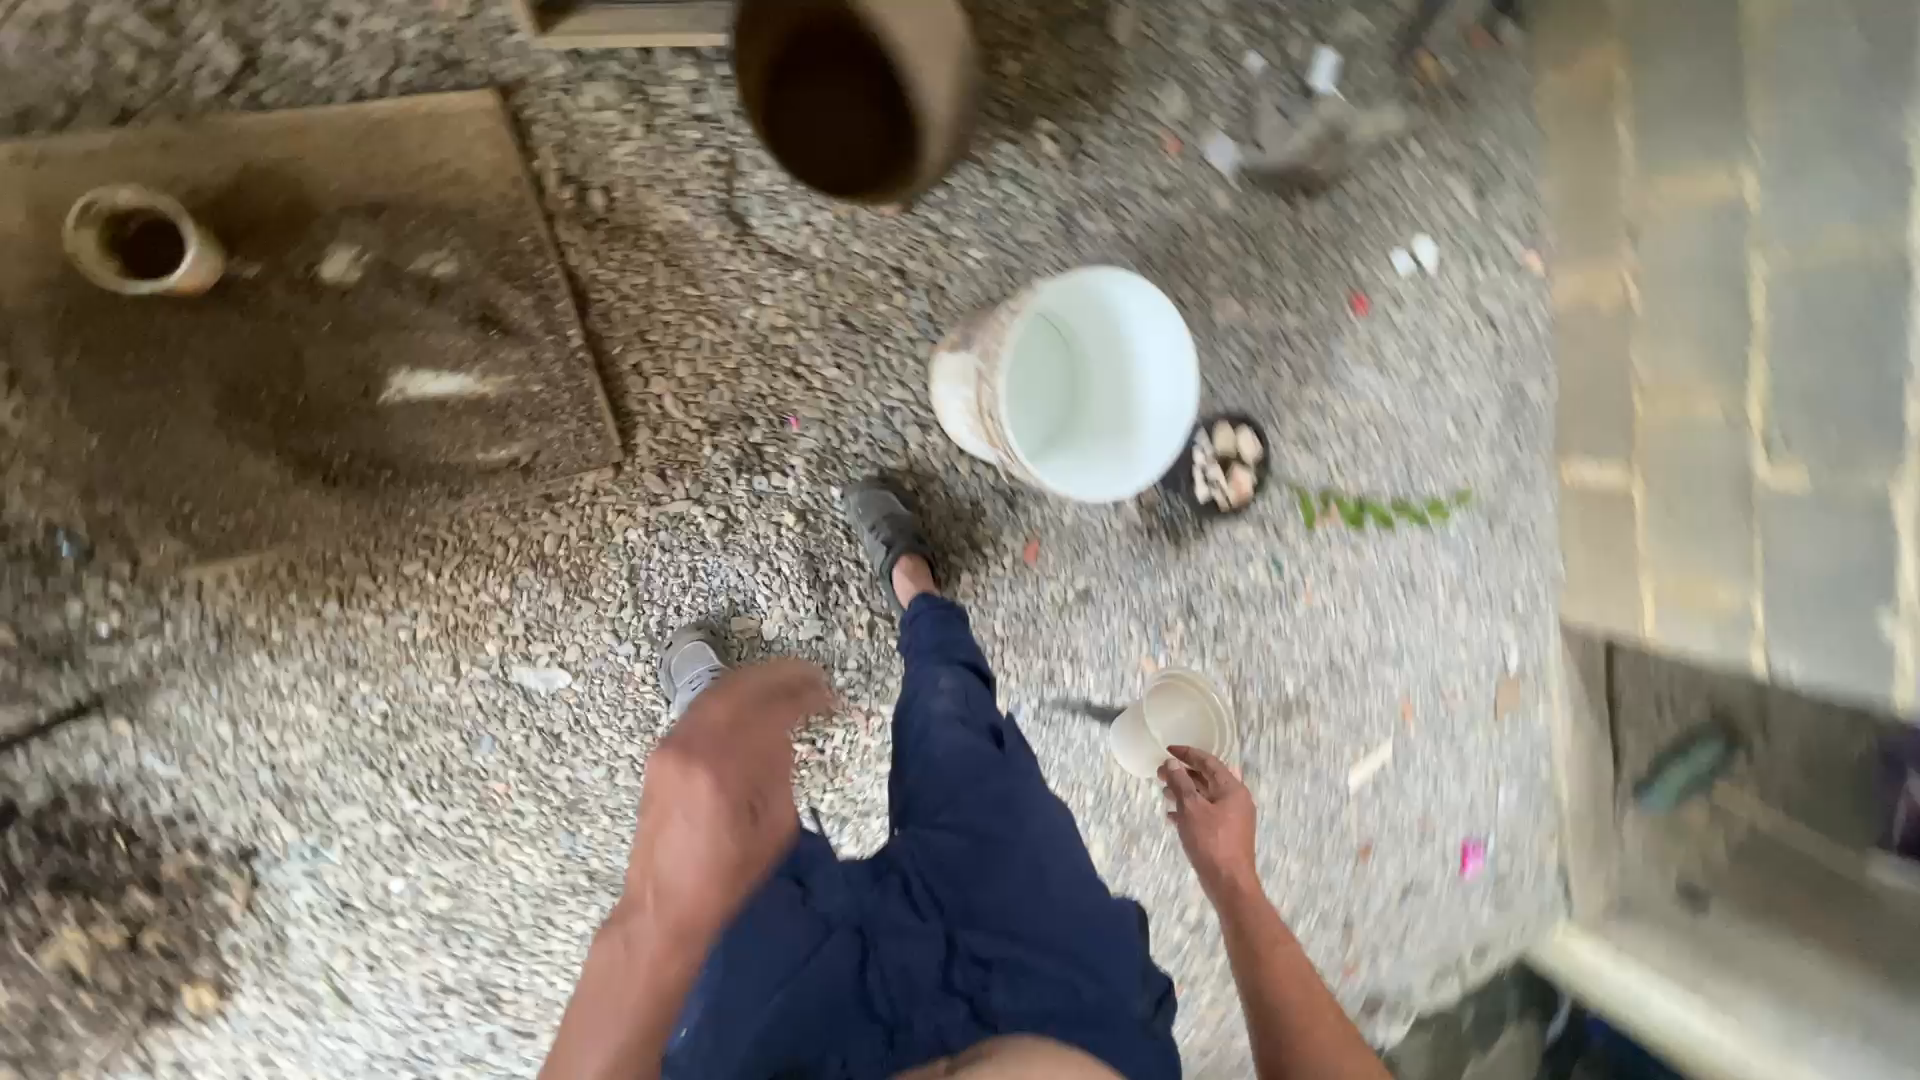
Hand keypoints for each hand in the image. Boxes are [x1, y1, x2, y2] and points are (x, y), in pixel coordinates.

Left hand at [624, 659, 832, 941]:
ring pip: (717, 692)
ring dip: (755, 680)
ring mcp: (671, 746)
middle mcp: (692, 747)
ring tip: (787, 679)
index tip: (828, 695)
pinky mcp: (661, 753)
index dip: (805, 697)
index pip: (773, 712)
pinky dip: (731, 697)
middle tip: (812, 673)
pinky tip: (752, 701)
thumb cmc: (727, 876)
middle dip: (781, 675)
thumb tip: (786, 735)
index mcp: (725, 770)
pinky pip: (701, 709)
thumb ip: (783, 772)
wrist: (661, 906)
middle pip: (742, 687)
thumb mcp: (775, 828)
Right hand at [1160, 745, 1258, 903]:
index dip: (1187, 753)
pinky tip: (1171, 815)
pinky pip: (1206, 813)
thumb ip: (1180, 782)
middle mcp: (1236, 799)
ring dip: (1184, 792)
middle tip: (1160, 773)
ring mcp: (1233, 818)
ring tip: (1163, 792)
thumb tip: (1171, 763)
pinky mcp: (1226, 833)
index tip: (1167, 750)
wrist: (1229, 883)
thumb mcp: (1191, 808)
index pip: (1209, 762)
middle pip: (1207, 778)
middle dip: (1183, 774)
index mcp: (1232, 789)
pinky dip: (1189, 810)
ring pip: (1205, 796)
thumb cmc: (1211, 841)